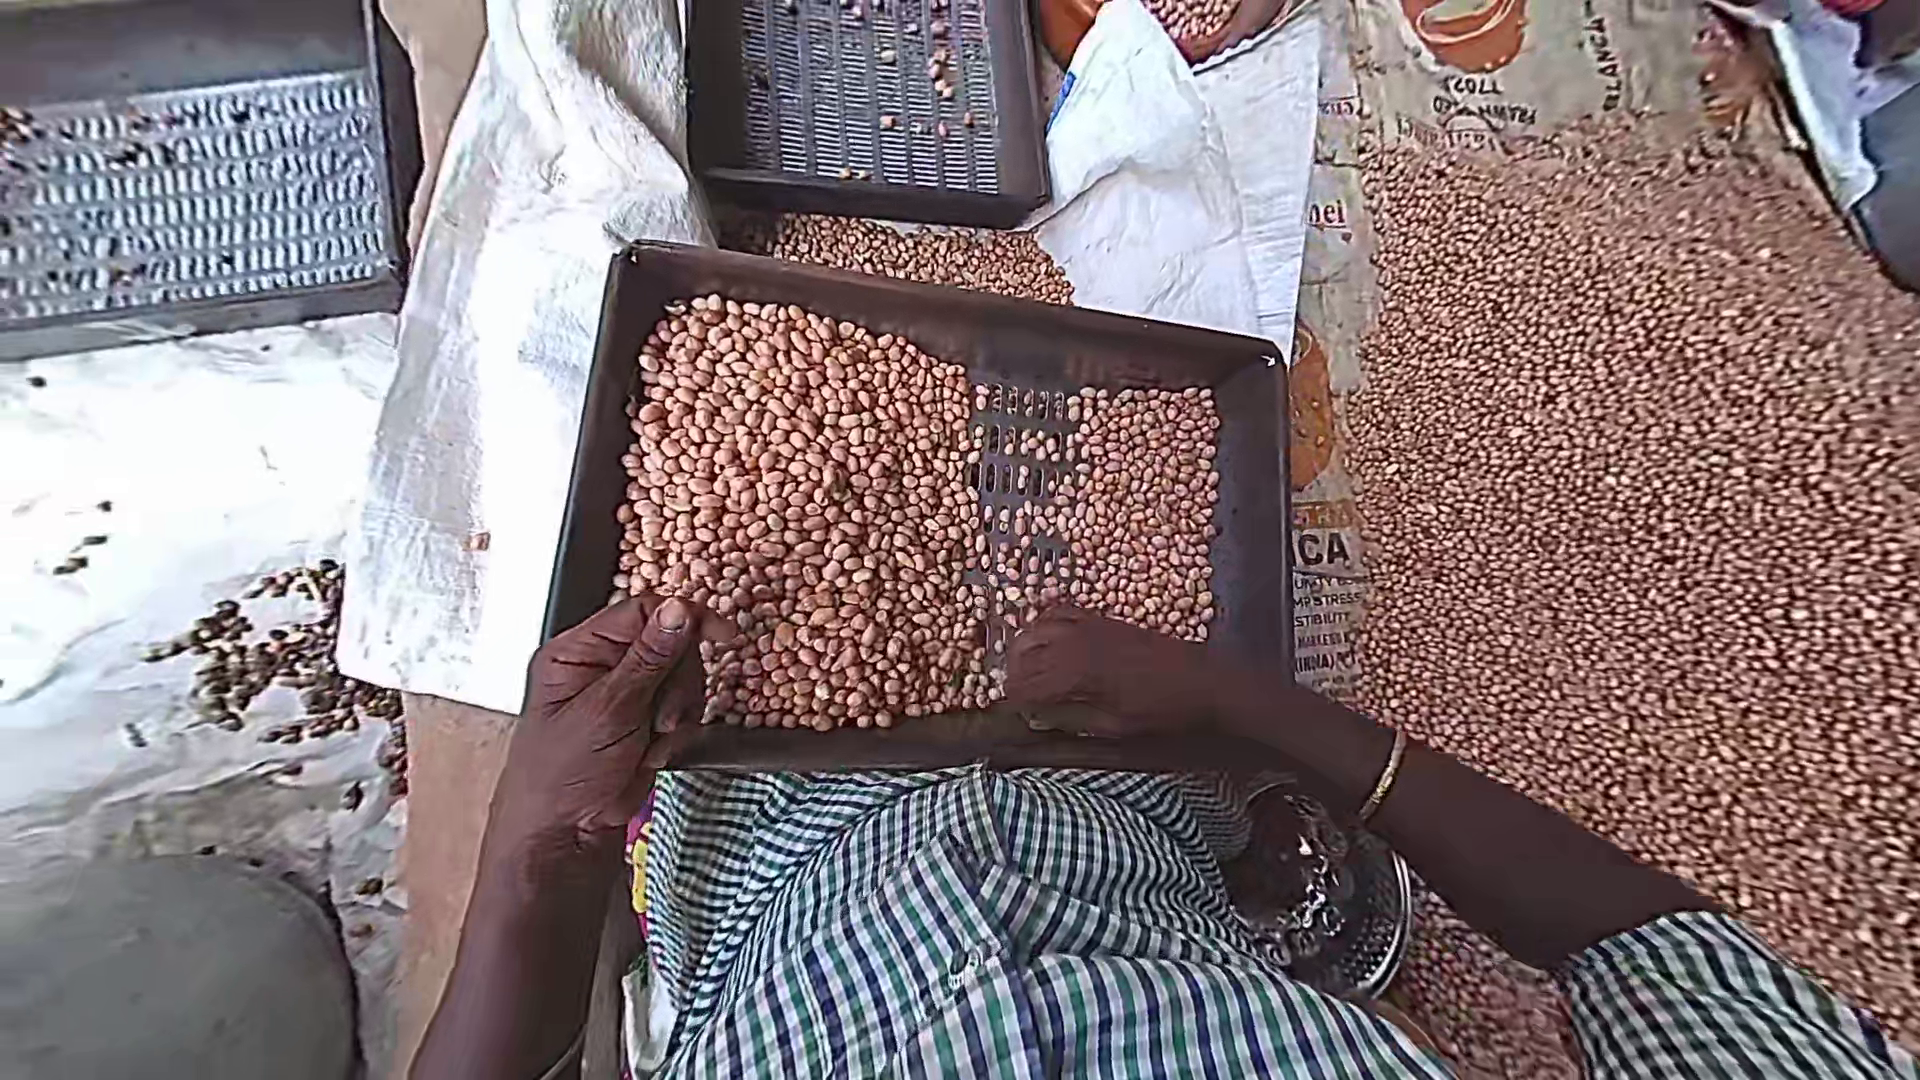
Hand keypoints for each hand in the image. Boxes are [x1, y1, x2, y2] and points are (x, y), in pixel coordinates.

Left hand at [486, 594, 719, 865]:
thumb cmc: (564, 774)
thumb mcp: (609, 710)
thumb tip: (679, 609)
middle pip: (673, 641)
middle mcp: (605, 661)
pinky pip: (687, 700)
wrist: (569, 833)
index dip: (684, 617)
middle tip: (662, 716)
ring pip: (685, 672)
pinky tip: (654, 747)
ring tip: (653, 738)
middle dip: (678, 681)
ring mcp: (630, 687)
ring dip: (679, 707)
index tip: (720, 633)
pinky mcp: (649, 710)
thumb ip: (649, 657)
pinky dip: (680, 725)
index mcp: (579, 650)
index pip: (642, 611)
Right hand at [1005, 606, 1219, 736]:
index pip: (1025, 685)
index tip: (1017, 714)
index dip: (1015, 702)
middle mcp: (1073, 643)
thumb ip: (1071, 719)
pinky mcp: (1098, 617)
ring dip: (1024, 649)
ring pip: (1034, 629)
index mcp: (1075, 675)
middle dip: (1014, 675)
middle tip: (1019, 695)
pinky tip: (1048, 640)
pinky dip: (1044, 624)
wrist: (1200, 681)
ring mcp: (1085, 625)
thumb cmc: (1160, 711)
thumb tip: (1038, 717)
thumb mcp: (1114, 726)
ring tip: (1027, 669)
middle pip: (1022, 654)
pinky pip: (1058, 612)